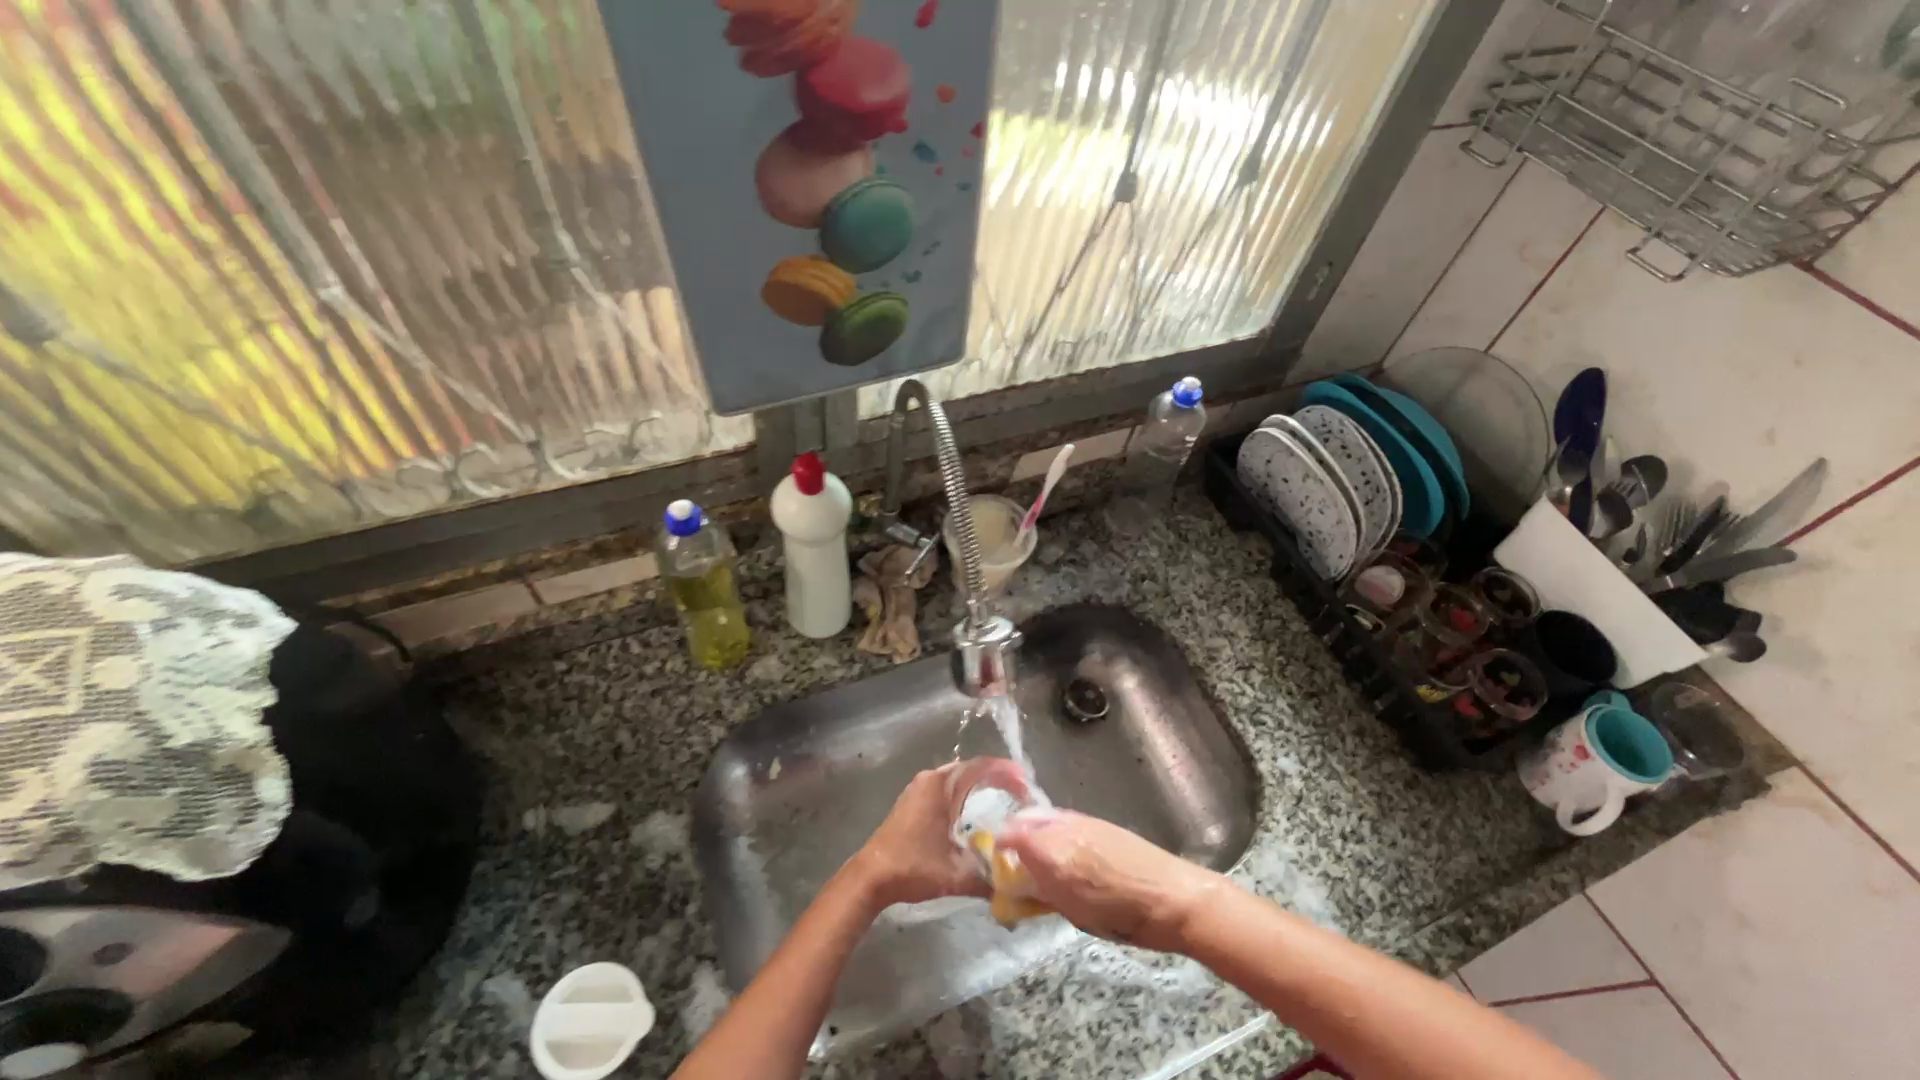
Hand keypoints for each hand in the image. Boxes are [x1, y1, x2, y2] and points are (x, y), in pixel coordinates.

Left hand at [849, 758, 1032, 909]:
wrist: (870, 877)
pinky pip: (948, 789)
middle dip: (998, 779)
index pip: (981, 767)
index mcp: (940, 786)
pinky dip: (966, 795)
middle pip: (972, 769)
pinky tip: (978, 812)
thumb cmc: (912, 867)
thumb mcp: (956, 875)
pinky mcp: (914, 801)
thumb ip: (989, 878)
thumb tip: (1018, 882)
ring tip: (1007, 800)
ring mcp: (919, 789)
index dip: (1007, 773)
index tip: (1028, 785)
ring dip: (982, 786)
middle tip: (1023, 794)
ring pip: (959, 779)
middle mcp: (930, 780)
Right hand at [995, 809, 1225, 952]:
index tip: (993, 865)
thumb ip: (1039, 891)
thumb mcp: (1073, 913)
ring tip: (1035, 856)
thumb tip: (1015, 882)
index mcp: (1051, 851)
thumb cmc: (1123, 917)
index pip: (1007, 836)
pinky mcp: (1099, 820)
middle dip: (1012, 836)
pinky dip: (1053, 830)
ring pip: (1043, 816)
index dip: (996, 849)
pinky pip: (1063, 818)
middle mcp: (1061, 827)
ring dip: (1032, 831)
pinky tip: (1062, 851)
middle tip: (1011, 860)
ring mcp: (1082, 820)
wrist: (1174, 898)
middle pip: (1022, 820)